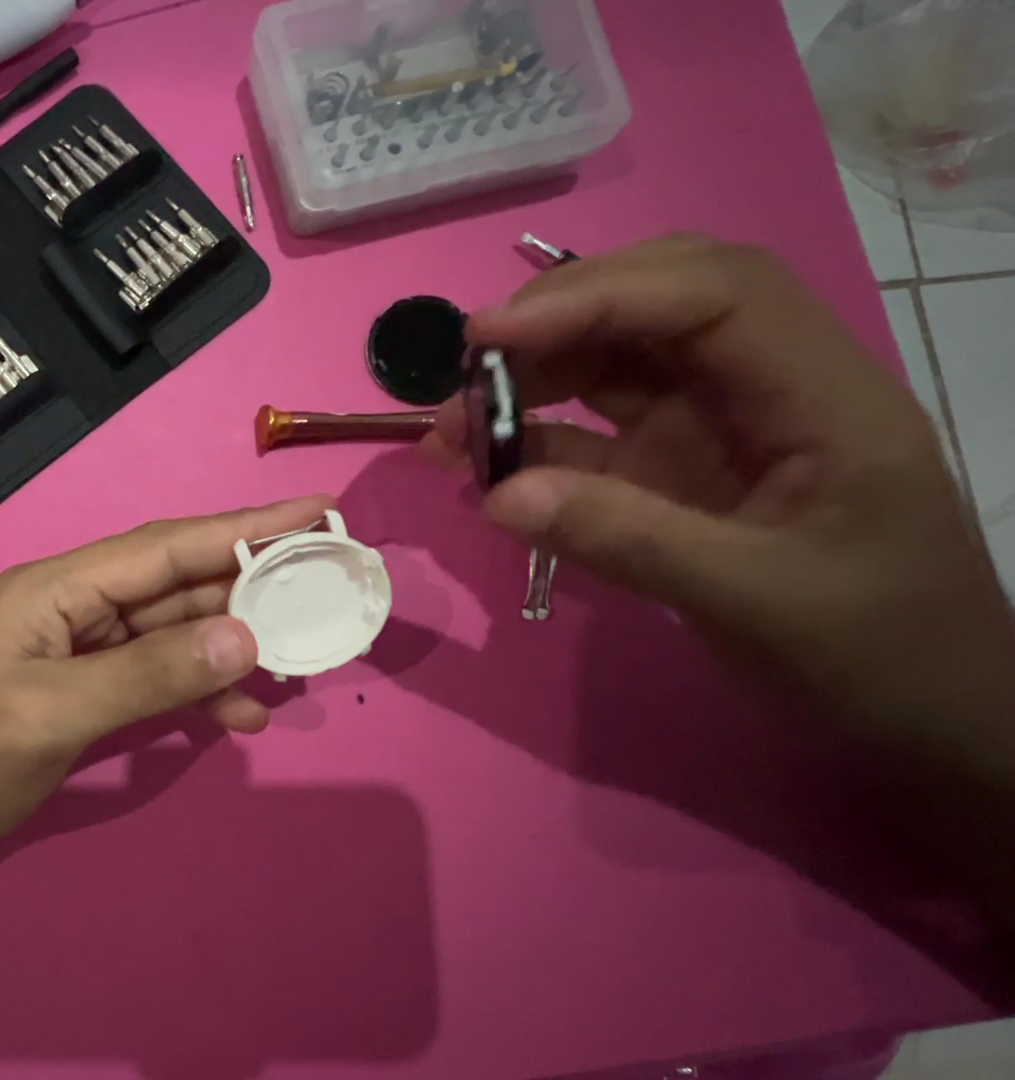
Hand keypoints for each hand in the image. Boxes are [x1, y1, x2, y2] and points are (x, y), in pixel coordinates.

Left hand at [0, 496, 333, 884]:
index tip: (314, 513)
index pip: (164, 547)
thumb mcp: (54, 715)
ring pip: (172, 629)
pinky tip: (240, 715)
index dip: (242, 528)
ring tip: (298, 662)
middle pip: (175, 581)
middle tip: (327, 583)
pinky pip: (154, 674)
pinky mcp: (84, 687)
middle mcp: (72, 604)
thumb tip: (243, 635)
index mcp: (55, 587)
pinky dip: (198, 689)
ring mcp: (79, 646)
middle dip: (249, 583)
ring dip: (231, 643)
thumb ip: (148, 674)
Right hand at [423, 235, 1014, 768]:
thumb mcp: (755, 601)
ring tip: (450, 425)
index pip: (711, 296)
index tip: (493, 336)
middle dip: (557, 318)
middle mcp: (761, 388)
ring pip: (611, 359)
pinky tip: (478, 464)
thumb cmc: (873, 653)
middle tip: (467, 362)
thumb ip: (627, 539)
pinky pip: (585, 429)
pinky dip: (526, 436)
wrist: (916, 714)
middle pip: (656, 302)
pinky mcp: (665, 466)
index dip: (599, 296)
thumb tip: (496, 496)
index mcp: (819, 396)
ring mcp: (710, 426)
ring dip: (526, 377)